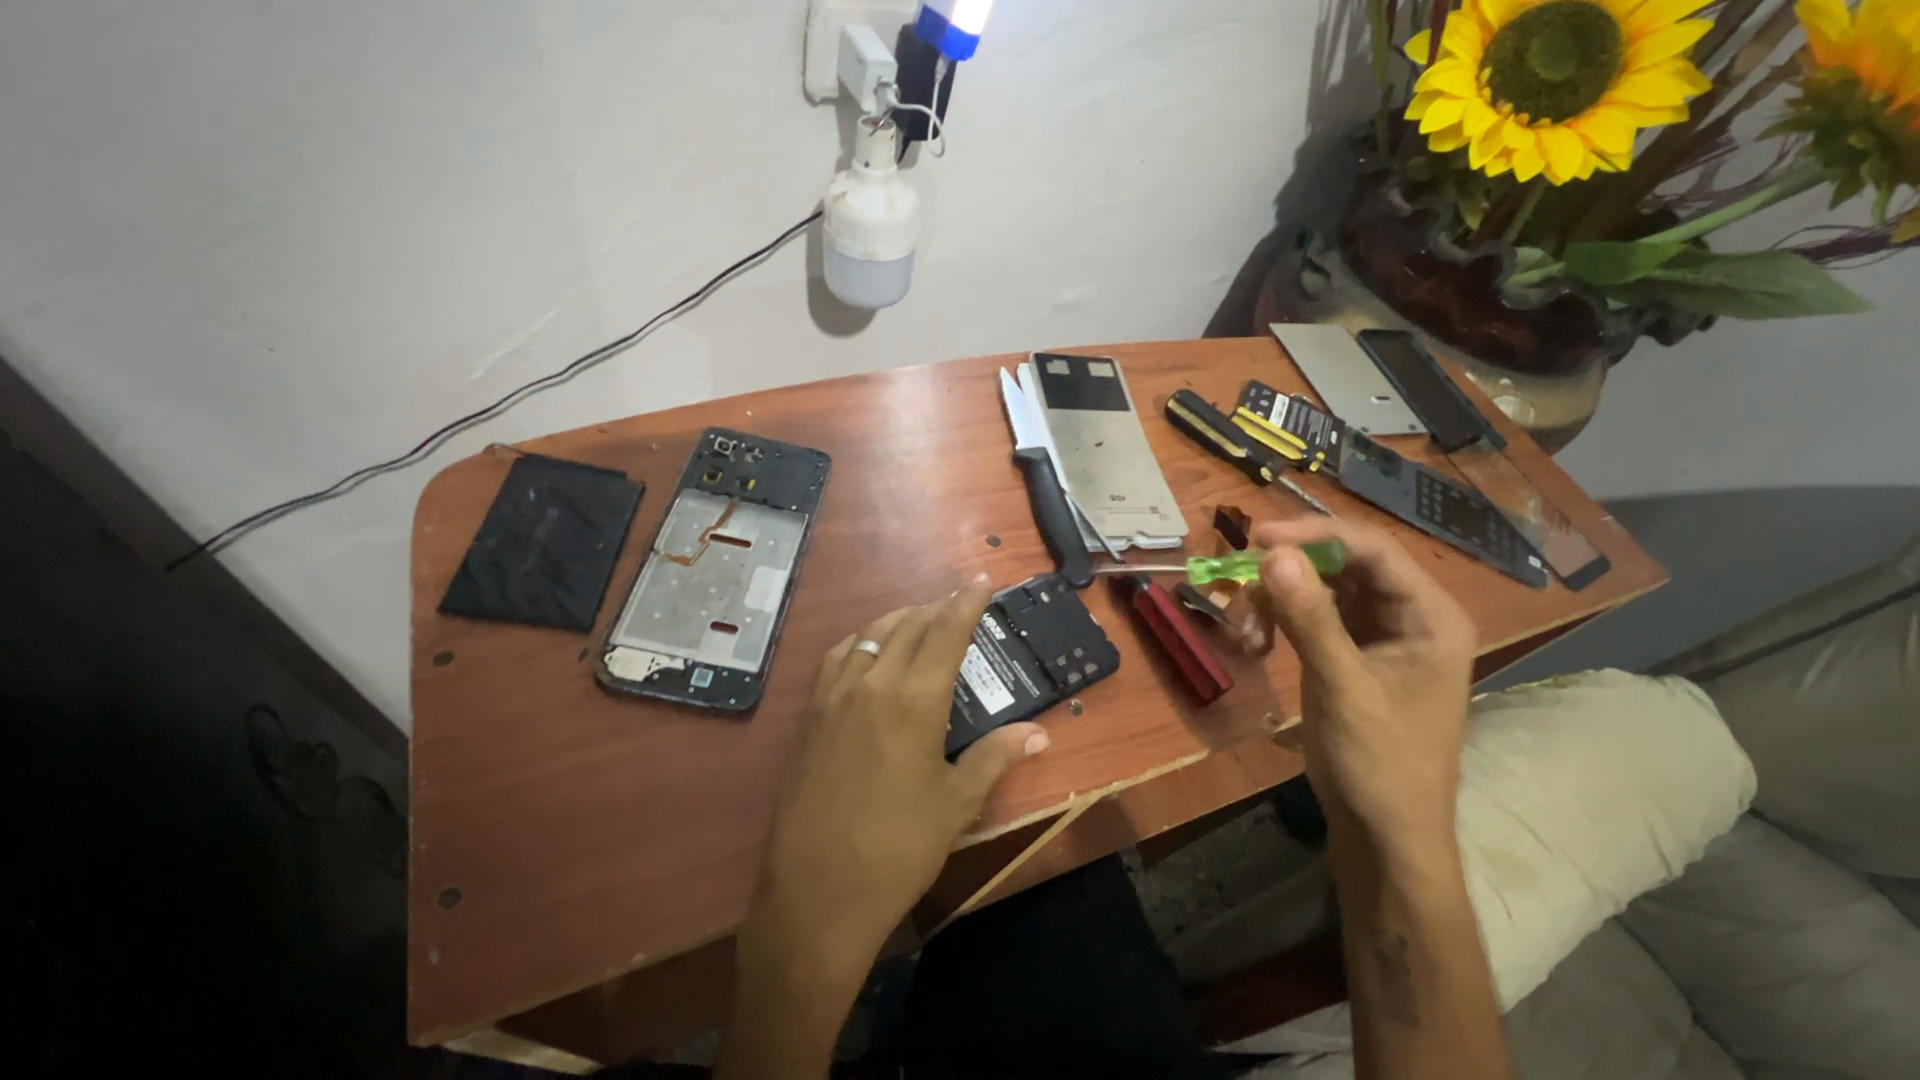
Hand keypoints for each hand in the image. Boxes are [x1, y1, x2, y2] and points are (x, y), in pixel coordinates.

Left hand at [741, 576, 1050, 979]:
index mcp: (914, 701)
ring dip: (898, 620)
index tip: (981, 581)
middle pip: (906, 626)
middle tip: (957, 603)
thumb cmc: (899, 849)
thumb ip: (995, 758)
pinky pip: (838, 659)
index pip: (945, 633)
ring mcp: (833, 698)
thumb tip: (1038, 733)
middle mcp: (871, 685)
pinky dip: (862, 642)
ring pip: (869, 636)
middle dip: (935, 608)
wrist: (819, 891)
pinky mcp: (809, 717)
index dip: (966, 604)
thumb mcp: (956, 804)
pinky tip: (869, 654)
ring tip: (919, 621)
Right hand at [1255, 519, 1475, 853]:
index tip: (1256, 538)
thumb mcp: (1343, 688)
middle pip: (1343, 565)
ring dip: (1277, 600)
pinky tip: (1254, 642)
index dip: (1315, 535)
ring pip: (1321, 590)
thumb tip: (1272, 554)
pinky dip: (1280, 622)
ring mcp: (1379, 636)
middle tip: (1235, 581)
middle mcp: (1409, 616)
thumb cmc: (1380, 764)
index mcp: (1430, 616)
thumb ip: (1309, 619)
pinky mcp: (1351, 656)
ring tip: (1243, 630)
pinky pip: (1311, 618)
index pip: (1373, 550)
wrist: (1385, 835)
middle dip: (1288, 572)